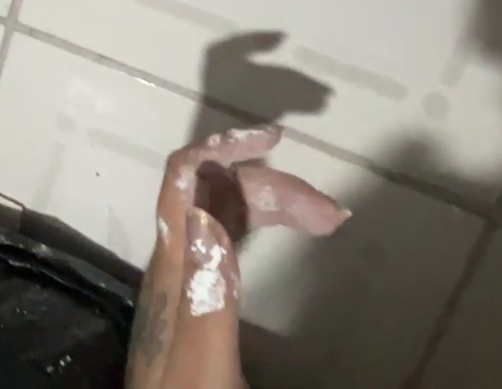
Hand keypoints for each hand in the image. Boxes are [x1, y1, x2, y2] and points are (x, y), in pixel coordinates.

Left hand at [126, 126, 348, 388]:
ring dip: (272, 205)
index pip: (186, 179)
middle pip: (217, 194)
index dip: (224, 147)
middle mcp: (178, 257)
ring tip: (324, 219)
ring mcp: (188, 275)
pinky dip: (261, 228)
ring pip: (227, 214)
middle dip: (271, 186)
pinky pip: (230, 239)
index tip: (274, 138)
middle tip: (329, 212)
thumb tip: (205, 212)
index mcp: (173, 263)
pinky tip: (284, 235)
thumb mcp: (203, 363)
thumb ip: (206, 295)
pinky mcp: (198, 296)